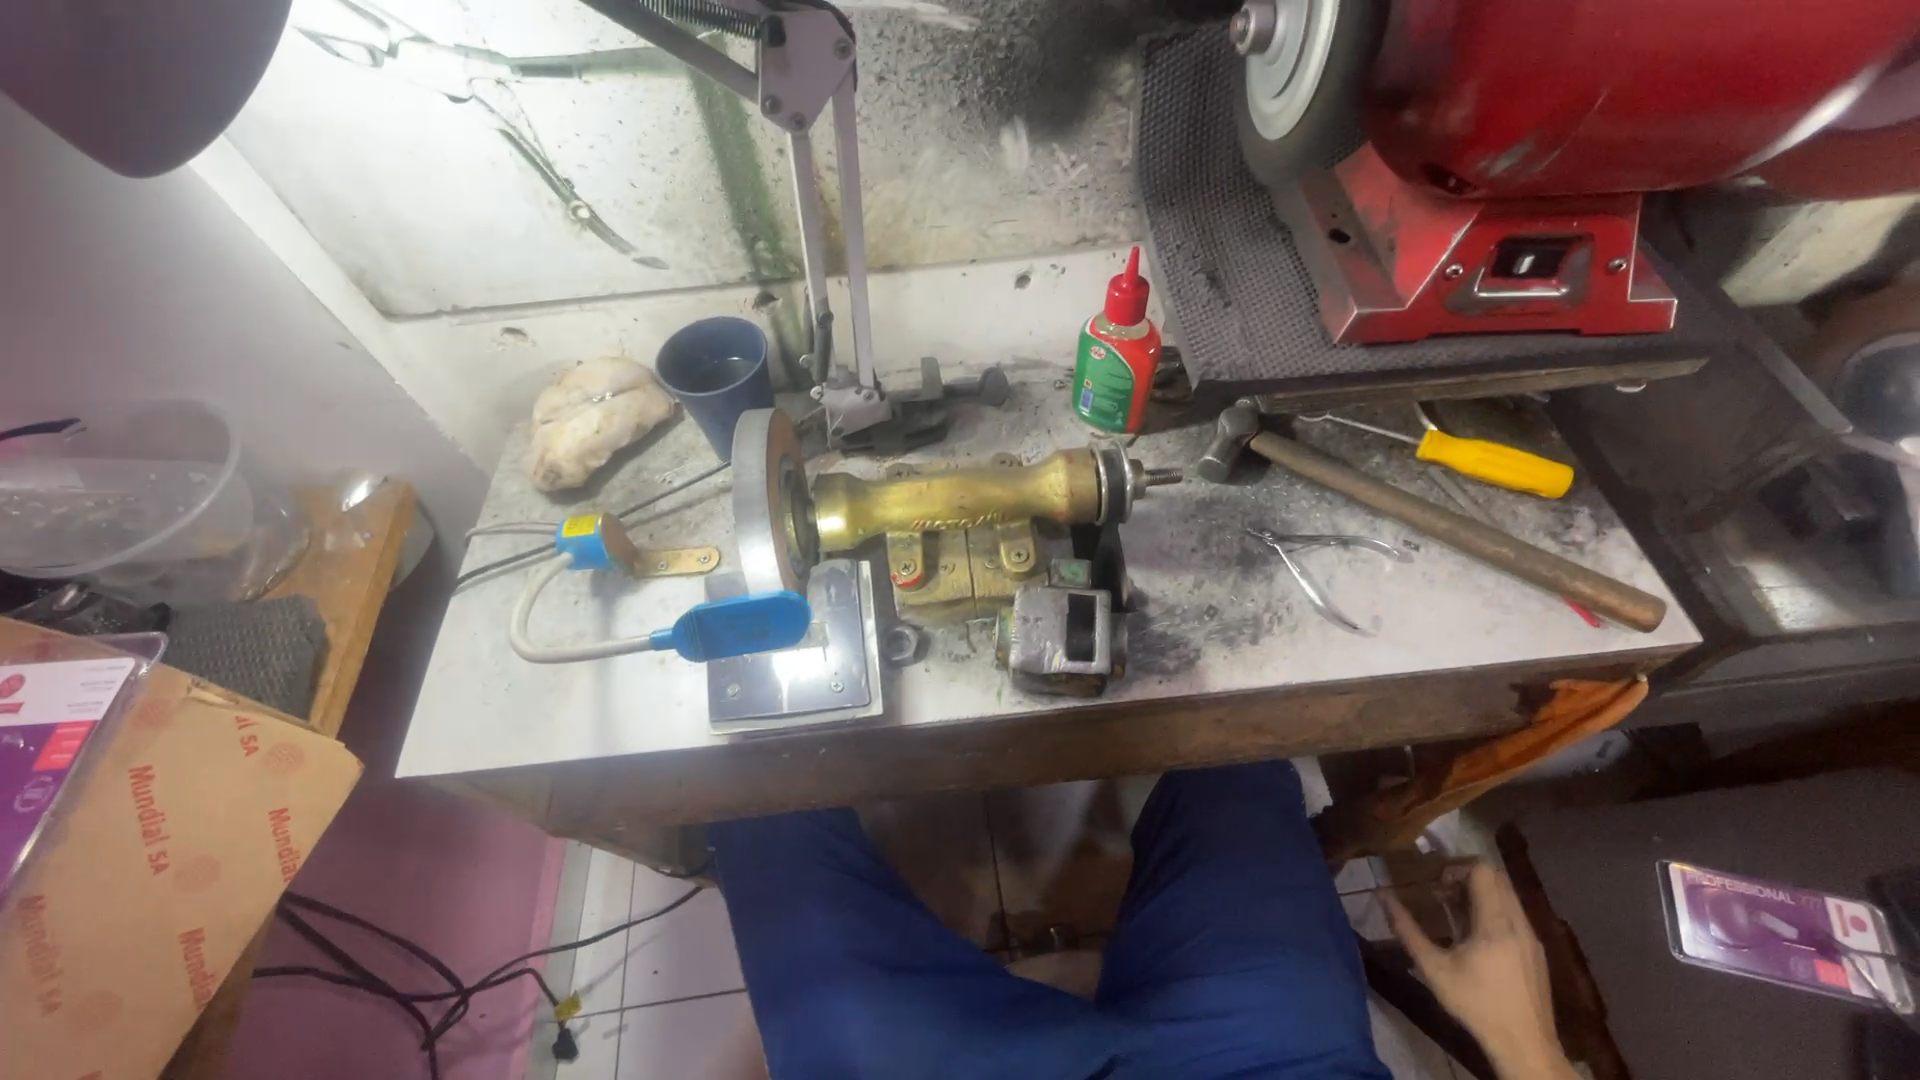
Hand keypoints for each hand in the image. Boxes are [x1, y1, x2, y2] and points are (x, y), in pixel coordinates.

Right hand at [1383, 861, 1577, 1079]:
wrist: (1526, 1047)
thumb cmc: (1476, 1004)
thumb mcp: (1433, 968)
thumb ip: (1406, 929)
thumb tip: (1381, 895)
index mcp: (1496, 923)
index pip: (1483, 870)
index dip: (1456, 867)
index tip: (1436, 884)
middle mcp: (1519, 923)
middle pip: (1497, 877)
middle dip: (1467, 877)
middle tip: (1442, 893)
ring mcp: (1532, 938)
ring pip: (1508, 895)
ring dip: (1481, 894)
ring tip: (1455, 914)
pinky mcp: (1537, 951)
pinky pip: (1515, 914)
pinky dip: (1494, 910)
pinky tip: (1476, 937)